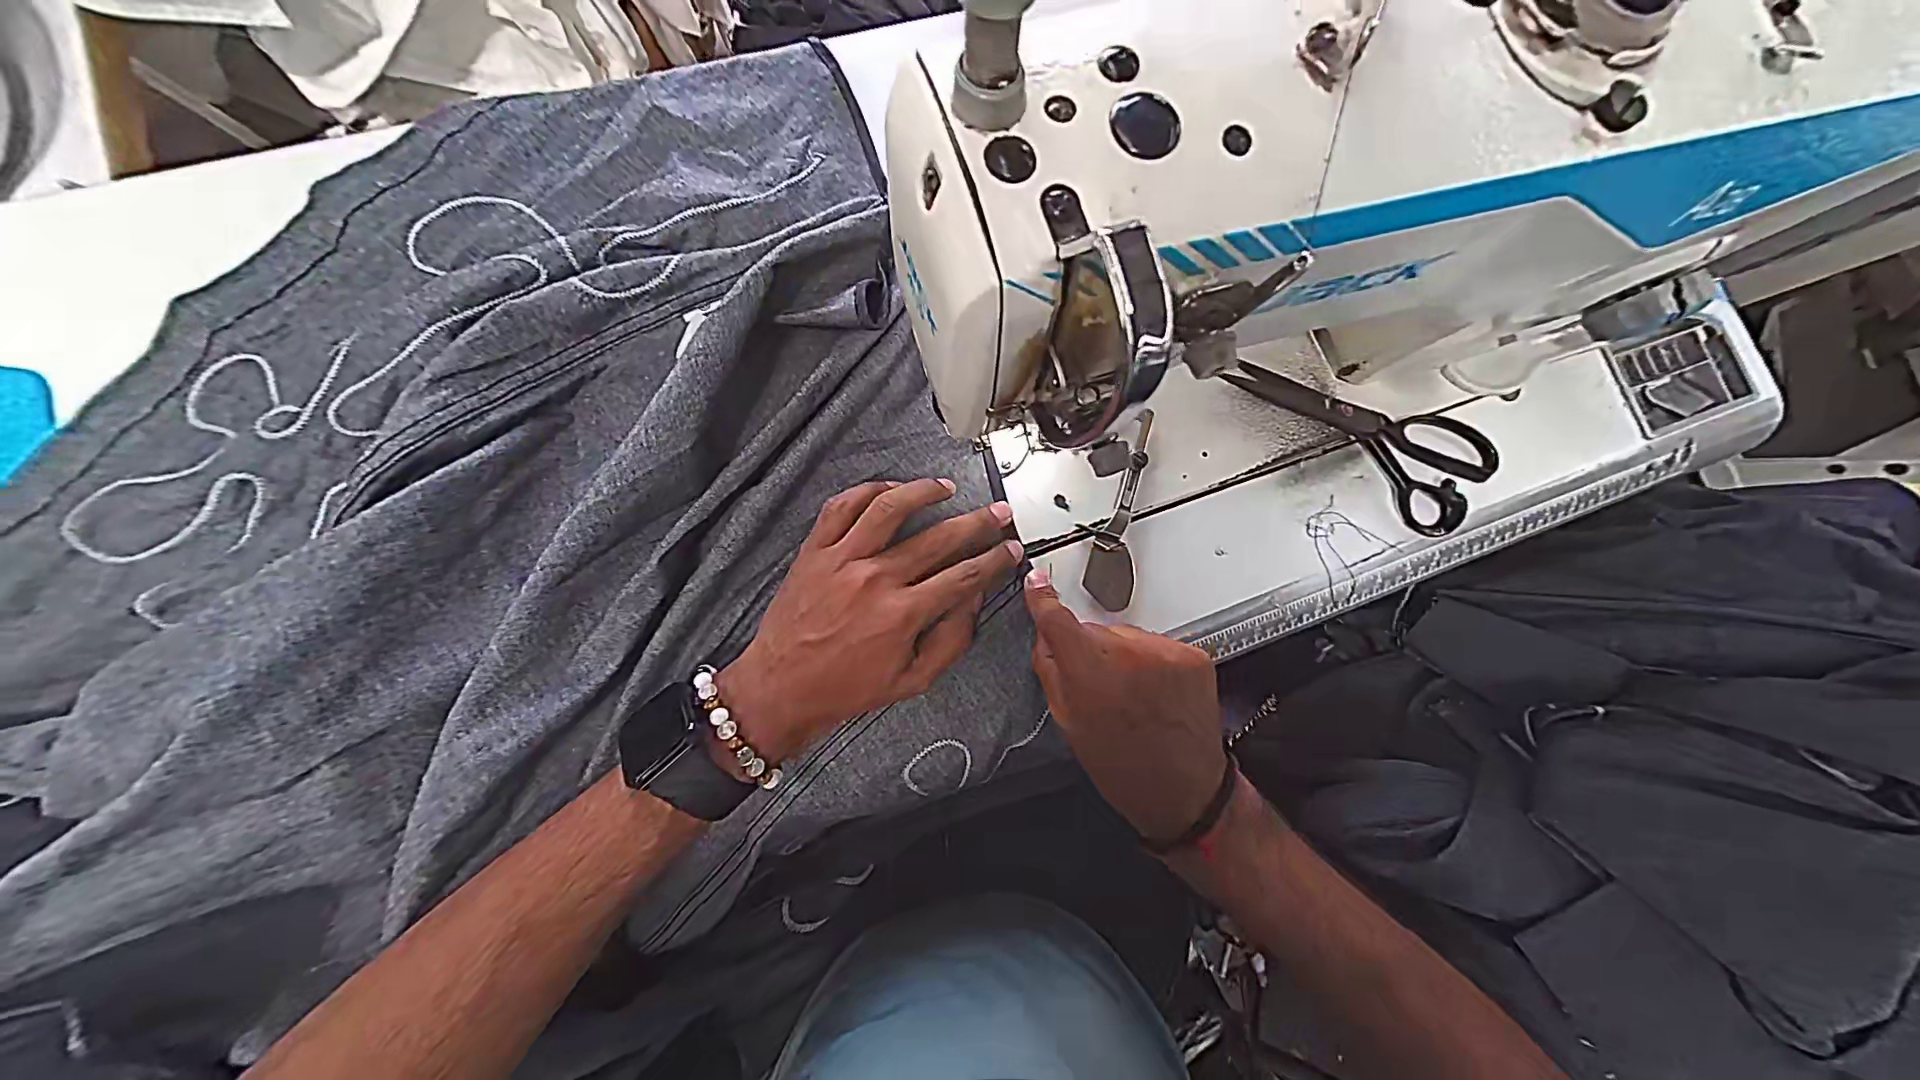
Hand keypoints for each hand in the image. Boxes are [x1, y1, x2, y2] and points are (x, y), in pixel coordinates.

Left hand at [717, 478, 1022, 762]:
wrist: (780, 688)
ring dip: (924, 492)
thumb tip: (973, 603)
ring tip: (944, 487)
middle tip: (995, 514)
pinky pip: (841, 507)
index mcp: (901, 614)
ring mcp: (841, 561)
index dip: (995, 559)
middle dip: (977, 522)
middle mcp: (874, 580)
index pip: (964, 575)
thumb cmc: (842, 688)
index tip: (1007, 550)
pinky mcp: (815, 552)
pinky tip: (887, 489)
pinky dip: (867, 491)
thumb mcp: (911, 680)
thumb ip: (951, 640)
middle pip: (938, 537)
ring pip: (889, 508)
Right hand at [1024, 565, 1226, 842]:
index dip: (1042, 599)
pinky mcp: (1190, 656)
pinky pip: (1155, 644)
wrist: (1182, 790)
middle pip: (1092, 629)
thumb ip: (1051, 672)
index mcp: (1089, 675)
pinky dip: (1150, 661)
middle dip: (1089, 648)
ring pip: (1125, 635)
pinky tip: (1154, 692)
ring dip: (1123, 655)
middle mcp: (1127, 656)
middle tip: (1101, 687)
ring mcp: (1163, 653)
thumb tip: (1045, 638)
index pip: (1057, 618)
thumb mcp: (1069, 724)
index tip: (1037, 583)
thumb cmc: (1125, 767)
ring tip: (1133, 695)